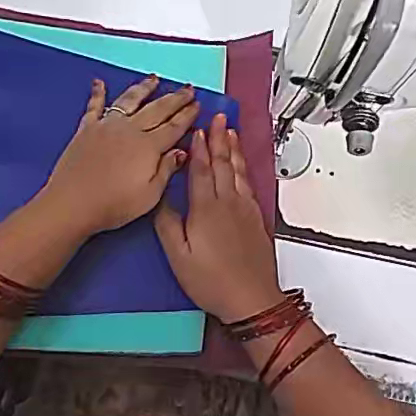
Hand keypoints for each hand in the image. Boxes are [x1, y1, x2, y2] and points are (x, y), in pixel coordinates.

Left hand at [36, 75, 201, 235]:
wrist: (73, 203)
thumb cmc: (114, 205)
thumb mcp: (150, 195)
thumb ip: (167, 170)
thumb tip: (181, 151)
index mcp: (149, 146)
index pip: (174, 127)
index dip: (187, 115)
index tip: (198, 104)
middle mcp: (130, 129)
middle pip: (157, 109)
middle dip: (175, 98)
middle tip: (188, 88)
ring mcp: (107, 126)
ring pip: (129, 100)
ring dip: (144, 88)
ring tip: (154, 79)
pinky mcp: (86, 129)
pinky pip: (94, 106)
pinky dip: (98, 93)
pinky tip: (99, 82)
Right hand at [154, 114, 284, 321]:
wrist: (251, 299)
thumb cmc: (211, 281)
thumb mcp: (177, 254)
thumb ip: (166, 222)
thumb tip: (159, 196)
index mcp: (206, 208)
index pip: (200, 169)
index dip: (198, 146)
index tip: (196, 128)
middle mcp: (228, 202)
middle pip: (222, 163)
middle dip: (218, 137)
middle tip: (217, 116)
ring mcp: (245, 209)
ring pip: (237, 170)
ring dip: (232, 148)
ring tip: (230, 131)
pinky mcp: (255, 218)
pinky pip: (247, 182)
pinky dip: (242, 167)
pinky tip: (240, 164)